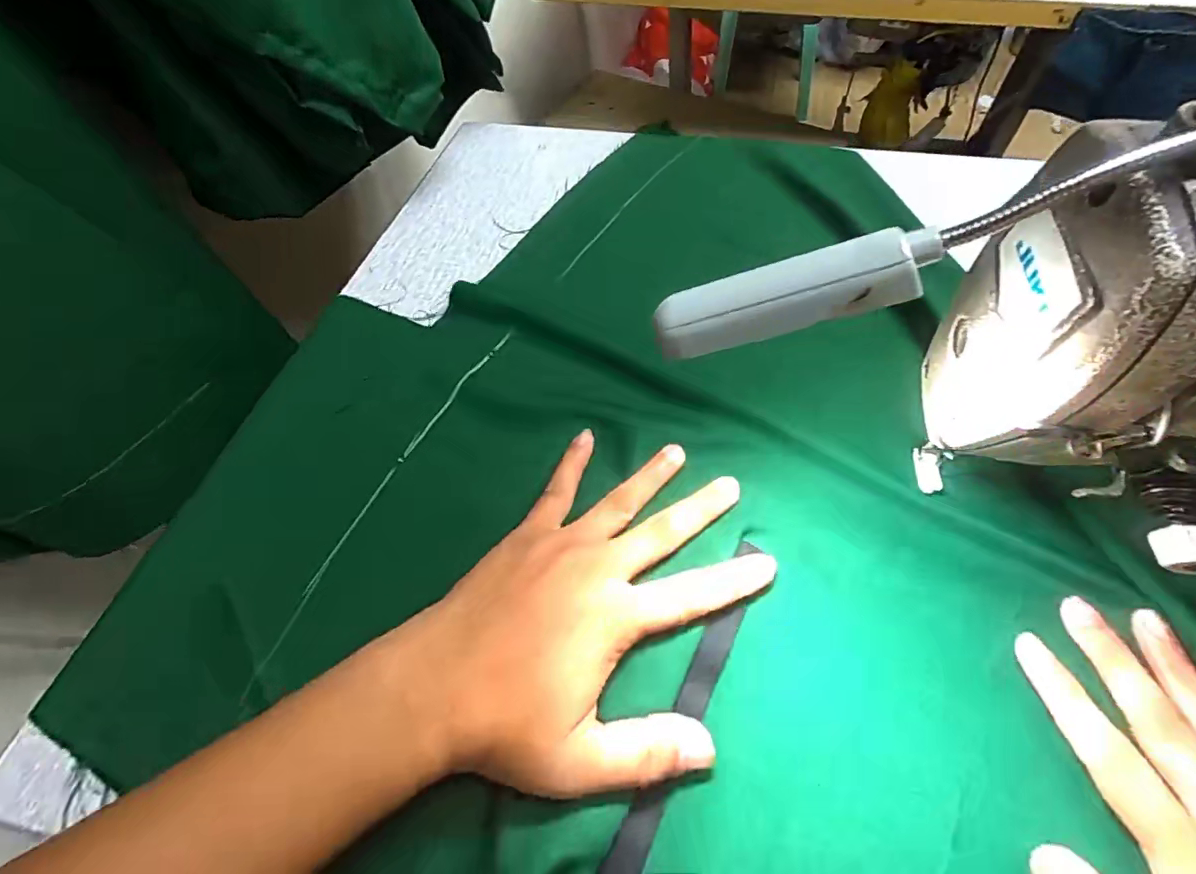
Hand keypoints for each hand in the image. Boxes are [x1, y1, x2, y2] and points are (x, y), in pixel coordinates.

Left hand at [384, 431, 775, 797]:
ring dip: (650, 477)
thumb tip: (709, 748)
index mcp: (616, 616)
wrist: (427, 689)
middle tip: (730, 483)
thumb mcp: (578, 759)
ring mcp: (561, 545)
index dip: (733, 581)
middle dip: (699, 509)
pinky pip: (555, 492)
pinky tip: (584, 437)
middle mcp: (597, 568)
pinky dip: (572, 464)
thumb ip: (645, 751)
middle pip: (661, 532)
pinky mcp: (527, 536)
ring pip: (617, 503)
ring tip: (675, 451)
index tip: (767, 562)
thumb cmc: (505, 725)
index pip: (691, 596)